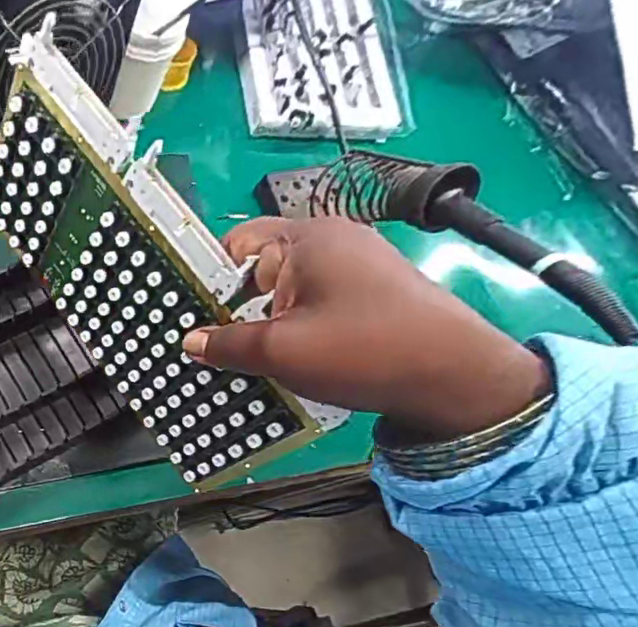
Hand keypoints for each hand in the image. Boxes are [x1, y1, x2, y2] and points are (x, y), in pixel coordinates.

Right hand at [182, 217, 550, 438]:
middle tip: (207, 342)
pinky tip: (281, 359)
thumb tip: (191, 341)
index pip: (237, 242)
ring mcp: (354, 267)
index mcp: (307, 240)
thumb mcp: (280, 352)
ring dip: (260, 322)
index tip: (186, 310)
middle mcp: (332, 242)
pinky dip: (290, 328)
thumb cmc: (362, 350)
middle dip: (231, 305)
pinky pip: (310, 304)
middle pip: (260, 268)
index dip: (206, 273)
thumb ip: (228, 344)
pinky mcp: (367, 294)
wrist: (451, 375)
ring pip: (285, 291)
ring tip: (240, 357)